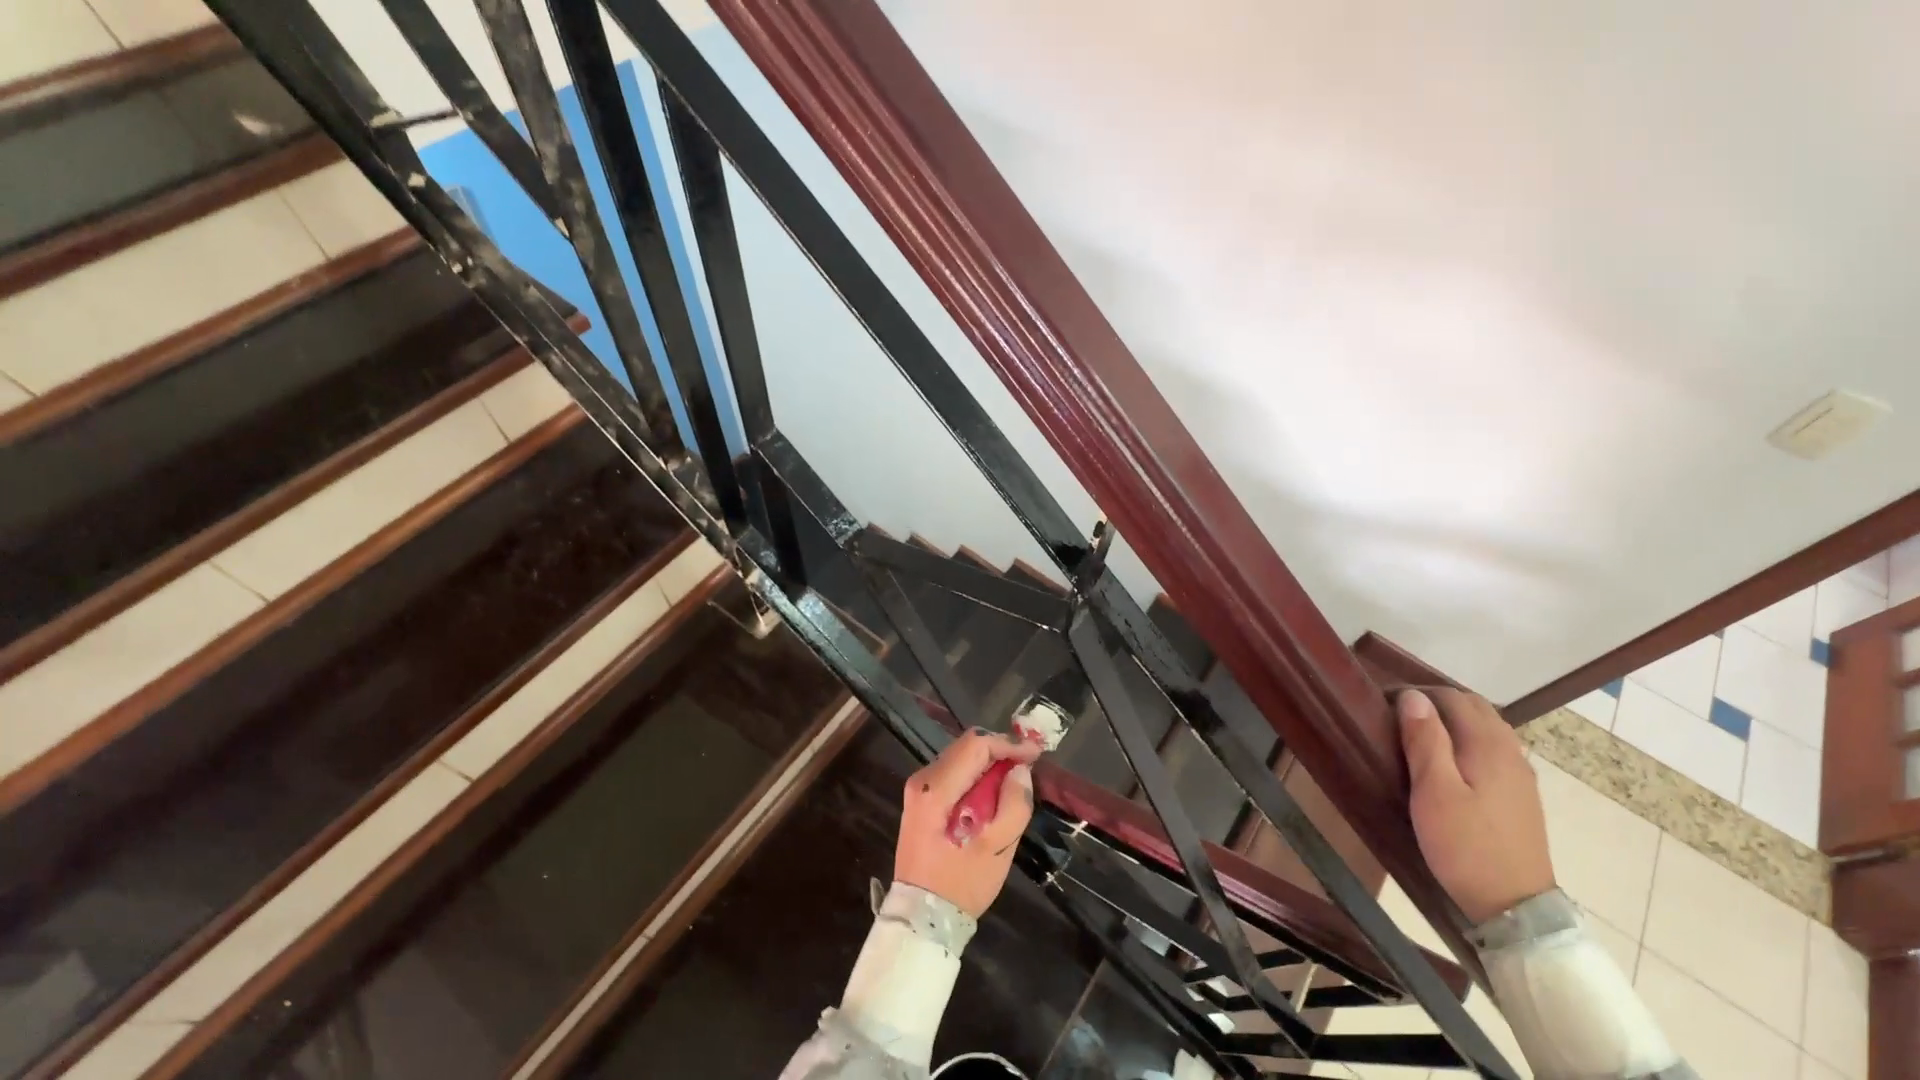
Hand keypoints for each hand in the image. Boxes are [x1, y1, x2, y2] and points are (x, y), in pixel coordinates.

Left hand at [895, 730, 1041, 916]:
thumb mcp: (997, 849)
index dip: (1009, 744)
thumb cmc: (961, 885)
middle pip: (966, 748)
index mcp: (935, 789)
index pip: (975, 746)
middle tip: (1030, 764)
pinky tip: (996, 791)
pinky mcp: (922, 802)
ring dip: (990, 763)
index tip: (1037, 754)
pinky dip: (977, 776)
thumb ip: (1014, 805)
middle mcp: (922, 781)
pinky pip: (954, 774)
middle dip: (1000, 751)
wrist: (922, 917)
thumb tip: (1020, 771)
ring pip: (960, 759)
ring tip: (1017, 778)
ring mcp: (919, 791)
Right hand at [1397, 687, 1555, 923]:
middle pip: (1474, 708)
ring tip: (1419, 736)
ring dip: (1454, 721)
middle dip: (1436, 703)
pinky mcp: (1520, 795)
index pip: (1453, 698)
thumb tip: (1413, 697)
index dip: (1417, 694)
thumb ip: (1426, 740)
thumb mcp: (1433, 792)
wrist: (1514, 905)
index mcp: (1487, 745)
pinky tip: (1451, 763)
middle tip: (1397, 717)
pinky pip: (1494, 750)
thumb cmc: (1465, 846)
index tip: (1382, 704)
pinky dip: (1468, 741)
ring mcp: (1520, 774)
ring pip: (1487, 728)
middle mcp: (1510, 751)